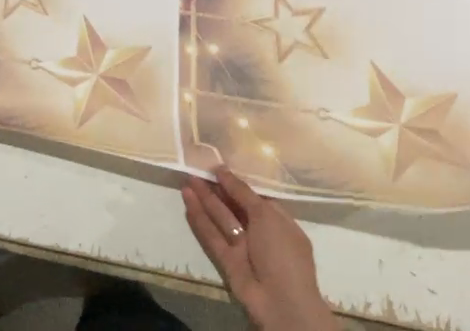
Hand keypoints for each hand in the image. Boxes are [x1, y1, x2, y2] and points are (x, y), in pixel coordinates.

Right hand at [183, 168, 336, 330]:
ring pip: (221, 219)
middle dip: (217, 189)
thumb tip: (222, 170)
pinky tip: (187, 201)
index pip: (255, 197)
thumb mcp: (267, 215)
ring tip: (187, 179)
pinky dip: (199, 219)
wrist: (281, 302)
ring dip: (205, 200)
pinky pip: (212, 236)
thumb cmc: (282, 253)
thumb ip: (242, 192)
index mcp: (278, 222)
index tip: (217, 166)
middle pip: (235, 207)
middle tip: (196, 170)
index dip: (236, 182)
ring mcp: (243, 248)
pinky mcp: (226, 260)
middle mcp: (260, 234)